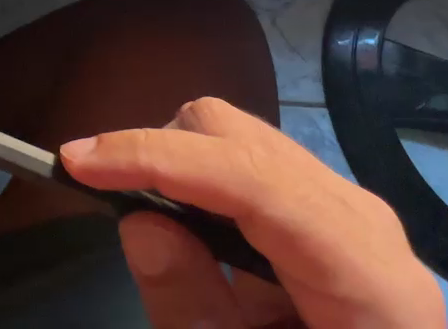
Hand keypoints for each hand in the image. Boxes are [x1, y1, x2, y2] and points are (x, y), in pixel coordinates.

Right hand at [60, 97, 444, 328]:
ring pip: (236, 137)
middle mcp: (362, 222)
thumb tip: (139, 220)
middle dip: (162, 156)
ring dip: (175, 165)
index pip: (255, 180)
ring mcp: (344, 209)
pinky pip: (243, 162)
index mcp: (369, 281)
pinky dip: (194, 179)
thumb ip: (192, 313)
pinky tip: (183, 231)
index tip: (78, 162)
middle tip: (109, 202)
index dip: (161, 159)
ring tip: (149, 225)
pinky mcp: (321, 211)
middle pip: (239, 137)